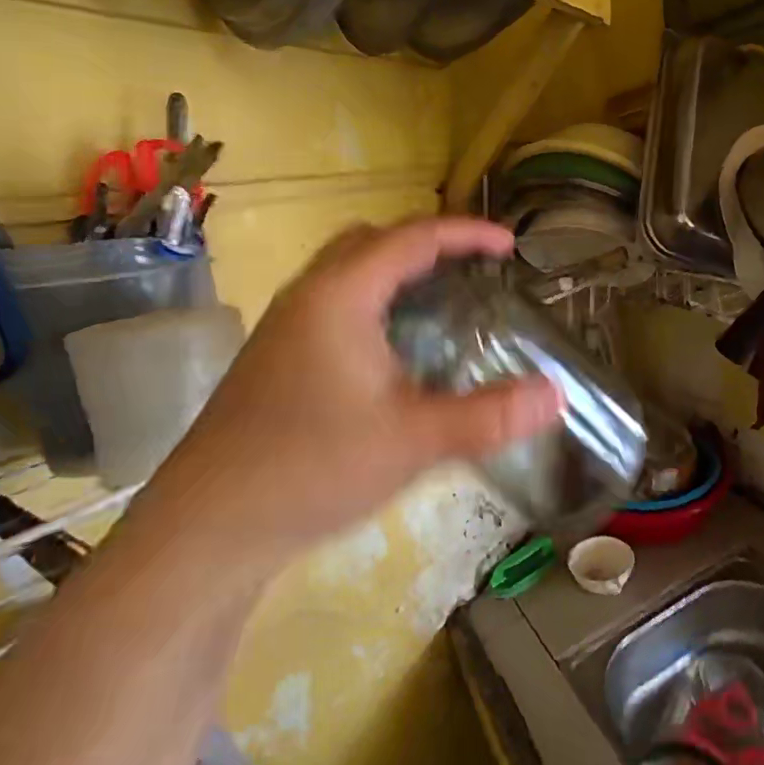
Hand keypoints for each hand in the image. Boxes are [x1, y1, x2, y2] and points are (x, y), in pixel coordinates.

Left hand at [125, 218, 563, 572]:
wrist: (206, 531)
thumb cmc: (311, 468)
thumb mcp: (414, 440)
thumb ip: (490, 415)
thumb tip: (557, 394)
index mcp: (340, 297)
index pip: (412, 239)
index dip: (467, 233)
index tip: (512, 245)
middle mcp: (308, 298)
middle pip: (373, 241)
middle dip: (430, 243)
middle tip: (476, 268)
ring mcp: (286, 329)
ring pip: (349, 271)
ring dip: (399, 270)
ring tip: (445, 300)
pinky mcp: (278, 360)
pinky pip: (337, 303)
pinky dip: (379, 301)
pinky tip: (400, 350)